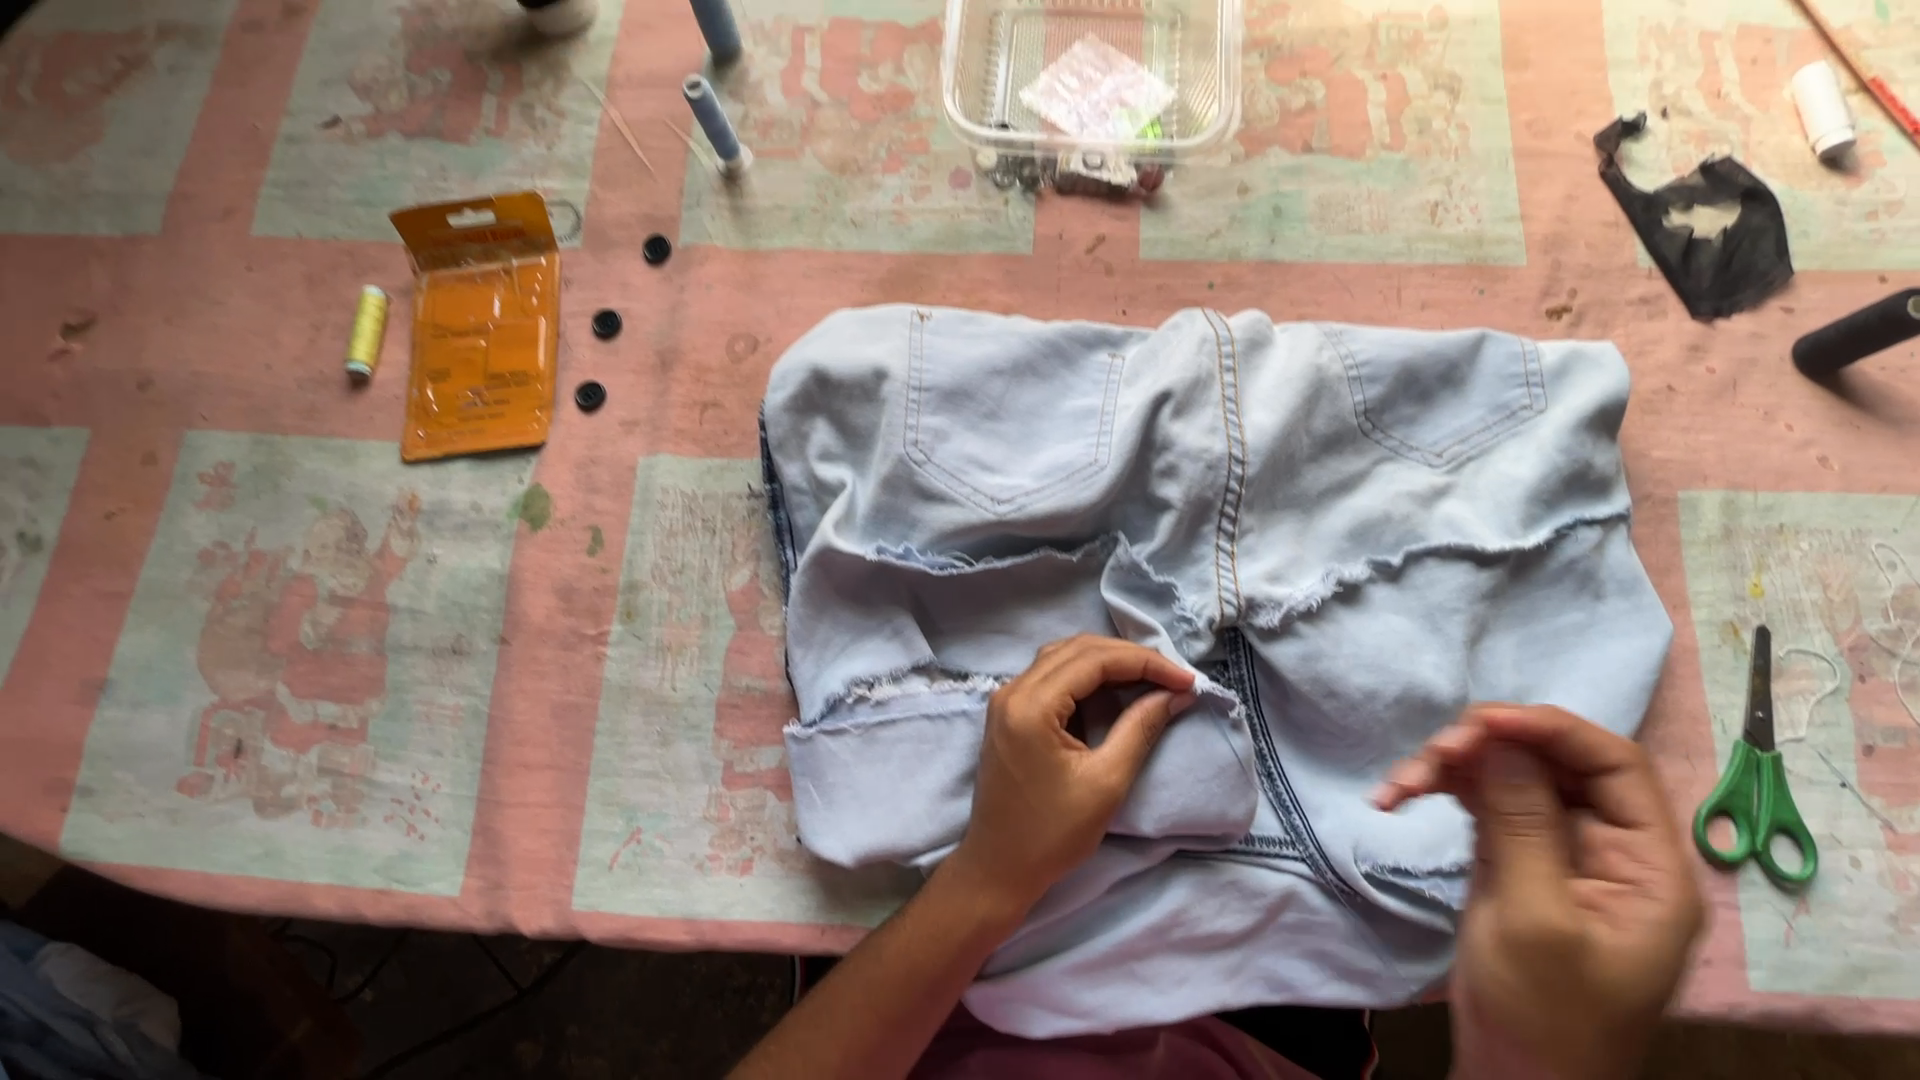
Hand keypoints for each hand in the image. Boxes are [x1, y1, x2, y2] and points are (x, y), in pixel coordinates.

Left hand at [944, 635, 1198, 917]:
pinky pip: (1051, 676)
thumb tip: (1175, 695)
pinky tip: (1116, 689)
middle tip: (1173, 678)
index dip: (1145, 663)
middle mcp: (1012, 691)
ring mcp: (1006, 700)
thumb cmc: (1052, 834)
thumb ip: (1140, 729)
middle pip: (1077, 649)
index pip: (1094, 659)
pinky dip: (1087, 677)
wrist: (998, 867)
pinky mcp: (1009, 713)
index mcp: (1031, 705)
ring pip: (1063, 658)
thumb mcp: (1106, 782)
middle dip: (1129, 658)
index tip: (1186, 681)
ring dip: (1108, 662)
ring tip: (1151, 680)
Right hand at [1373, 705, 1705, 1079]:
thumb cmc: (1542, 1009)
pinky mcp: (1513, 855)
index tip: (1480, 721)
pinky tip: (1396, 796)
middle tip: (1430, 756)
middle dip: (1486, 745)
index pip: (1613, 763)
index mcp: (1646, 863)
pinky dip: (1439, 790)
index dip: (1549, 729)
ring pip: (1508, 773)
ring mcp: (1557, 848)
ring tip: (1398, 784)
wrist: (1516, 1073)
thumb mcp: (1534, 917)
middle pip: (1552, 760)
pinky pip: (1480, 800)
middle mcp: (1607, 844)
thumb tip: (1499, 742)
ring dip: (1450, 767)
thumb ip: (1523, 825)